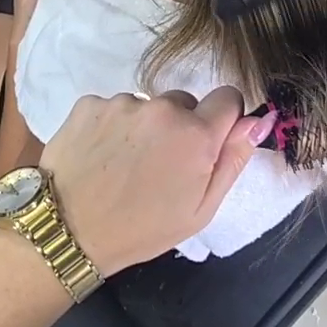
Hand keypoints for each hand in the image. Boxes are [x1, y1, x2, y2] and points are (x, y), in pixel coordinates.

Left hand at [42, 87, 277, 274]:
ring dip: (143, 128)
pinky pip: (112, 107)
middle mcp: (161, 109)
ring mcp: (121, 103)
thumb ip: (233, 160)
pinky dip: (110, 127)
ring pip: (147, 107)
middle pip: (184, 103)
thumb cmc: (141, 229)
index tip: (205, 145)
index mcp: (196, 135)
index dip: (221, 120)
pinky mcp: (89, 104)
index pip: (228, 97)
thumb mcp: (200, 209)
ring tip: (123, 166)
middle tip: (159, 166)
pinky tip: (100, 157)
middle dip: (179, 127)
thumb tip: (258, 120)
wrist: (68, 229)